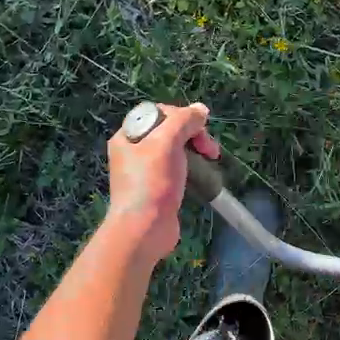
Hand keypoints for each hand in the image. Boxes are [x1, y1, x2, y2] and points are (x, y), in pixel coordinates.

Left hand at [105, 101, 220, 264]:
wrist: (144, 230)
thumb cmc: (152, 181)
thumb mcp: (166, 142)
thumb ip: (184, 120)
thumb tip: (201, 109)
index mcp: (129, 135)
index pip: (159, 113)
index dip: (181, 116)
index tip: (198, 128)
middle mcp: (135, 150)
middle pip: (170, 129)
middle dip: (193, 134)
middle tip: (209, 149)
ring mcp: (146, 170)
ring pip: (176, 148)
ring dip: (195, 149)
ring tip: (210, 159)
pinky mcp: (159, 187)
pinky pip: (178, 167)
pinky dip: (191, 166)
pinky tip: (201, 173)